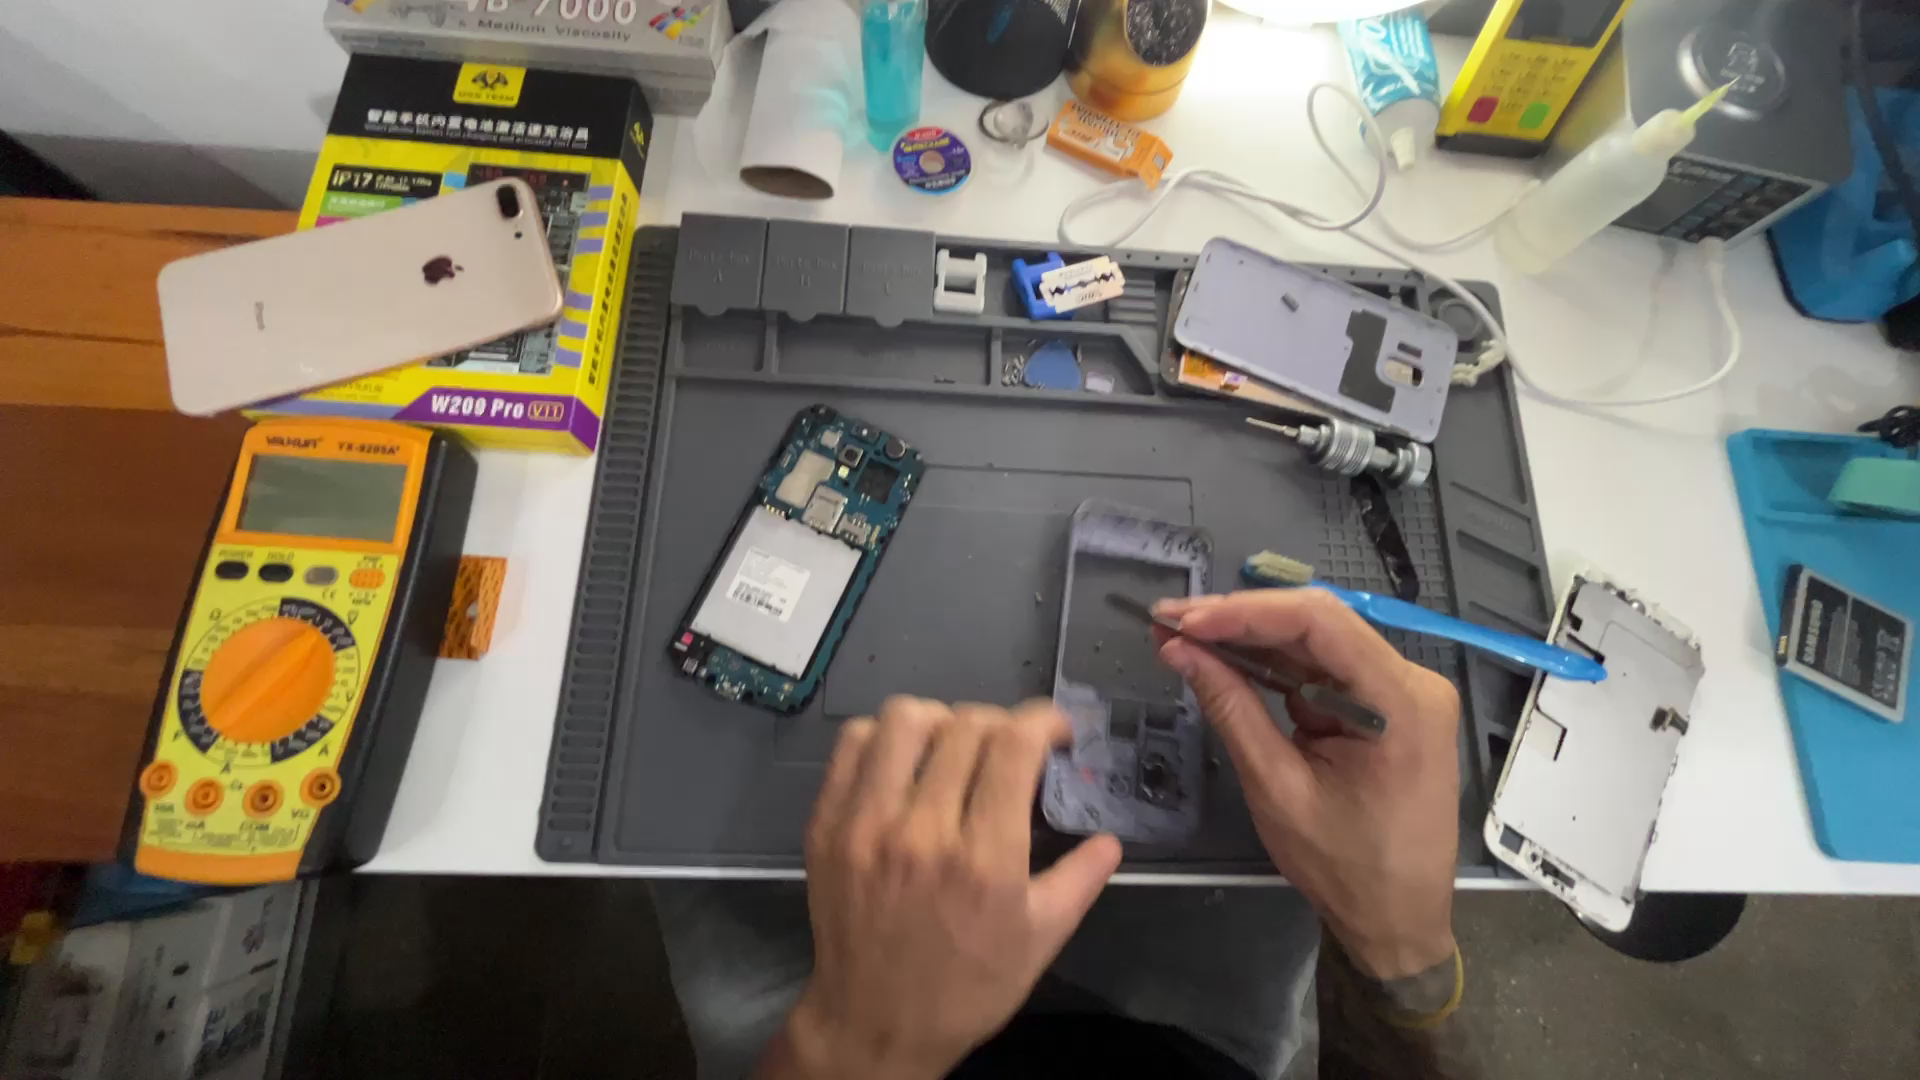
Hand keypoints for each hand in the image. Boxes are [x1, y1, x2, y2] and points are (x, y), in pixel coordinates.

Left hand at [779, 697, 1122, 1079]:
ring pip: (905, 719)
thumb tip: (1111, 838)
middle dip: (1002, 724)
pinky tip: (903, 762)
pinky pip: (853, 741)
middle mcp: (923, 830)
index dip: (1044, 720)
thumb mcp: (1039, 942)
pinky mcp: (827, 822)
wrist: (872, 1024)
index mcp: (985, 859)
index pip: (1014, 745)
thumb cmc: (965, 987)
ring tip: (952, 748)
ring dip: (942, 720)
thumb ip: (1080, 880)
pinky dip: (885, 735)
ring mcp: (866, 822)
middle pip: (967, 724)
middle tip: (1009, 750)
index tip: (1055, 731)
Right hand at [1154, 589, 1459, 979]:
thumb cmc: (1344, 866)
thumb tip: (1178, 649)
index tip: (1184, 621)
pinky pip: (1311, 664)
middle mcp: (1406, 681)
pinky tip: (1216, 651)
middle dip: (1235, 617)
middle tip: (1168, 618)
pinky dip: (1261, 660)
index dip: (1244, 612)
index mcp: (1401, 701)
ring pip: (1308, 638)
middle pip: (1313, 622)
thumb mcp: (1276, 786)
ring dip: (1241, 634)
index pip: (1319, 624)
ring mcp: (1392, 688)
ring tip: (1179, 630)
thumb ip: (1230, 708)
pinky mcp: (1371, 700)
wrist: (1396, 921)